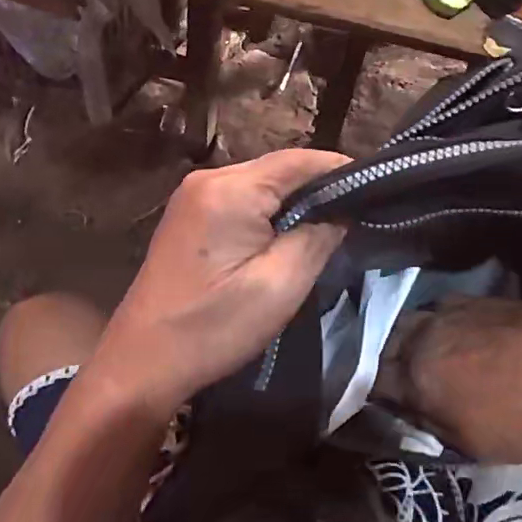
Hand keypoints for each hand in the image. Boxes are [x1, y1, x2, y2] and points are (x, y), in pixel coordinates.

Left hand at [84, 149, 350, 422]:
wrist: (142, 361)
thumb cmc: (213, 327)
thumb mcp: (279, 285)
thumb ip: (318, 237)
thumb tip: (342, 211)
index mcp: (229, 189)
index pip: (299, 160)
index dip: (342, 171)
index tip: (379, 190)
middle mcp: (207, 179)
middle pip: (277, 169)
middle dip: (319, 188)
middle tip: (360, 214)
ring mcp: (191, 196)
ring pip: (259, 185)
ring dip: (293, 203)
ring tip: (332, 227)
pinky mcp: (187, 217)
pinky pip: (239, 201)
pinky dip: (267, 213)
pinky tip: (286, 235)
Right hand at [376, 298, 521, 461]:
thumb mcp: (473, 443)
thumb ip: (427, 426)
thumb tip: (403, 414)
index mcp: (410, 372)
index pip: (368, 383)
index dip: (366, 397)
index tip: (372, 411)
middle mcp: (417, 333)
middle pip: (381, 347)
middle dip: (380, 365)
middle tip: (392, 387)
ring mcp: (446, 311)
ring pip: (407, 327)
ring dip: (405, 345)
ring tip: (419, 367)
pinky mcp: (475, 300)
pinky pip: (436, 317)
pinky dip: (434, 333)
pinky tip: (452, 347)